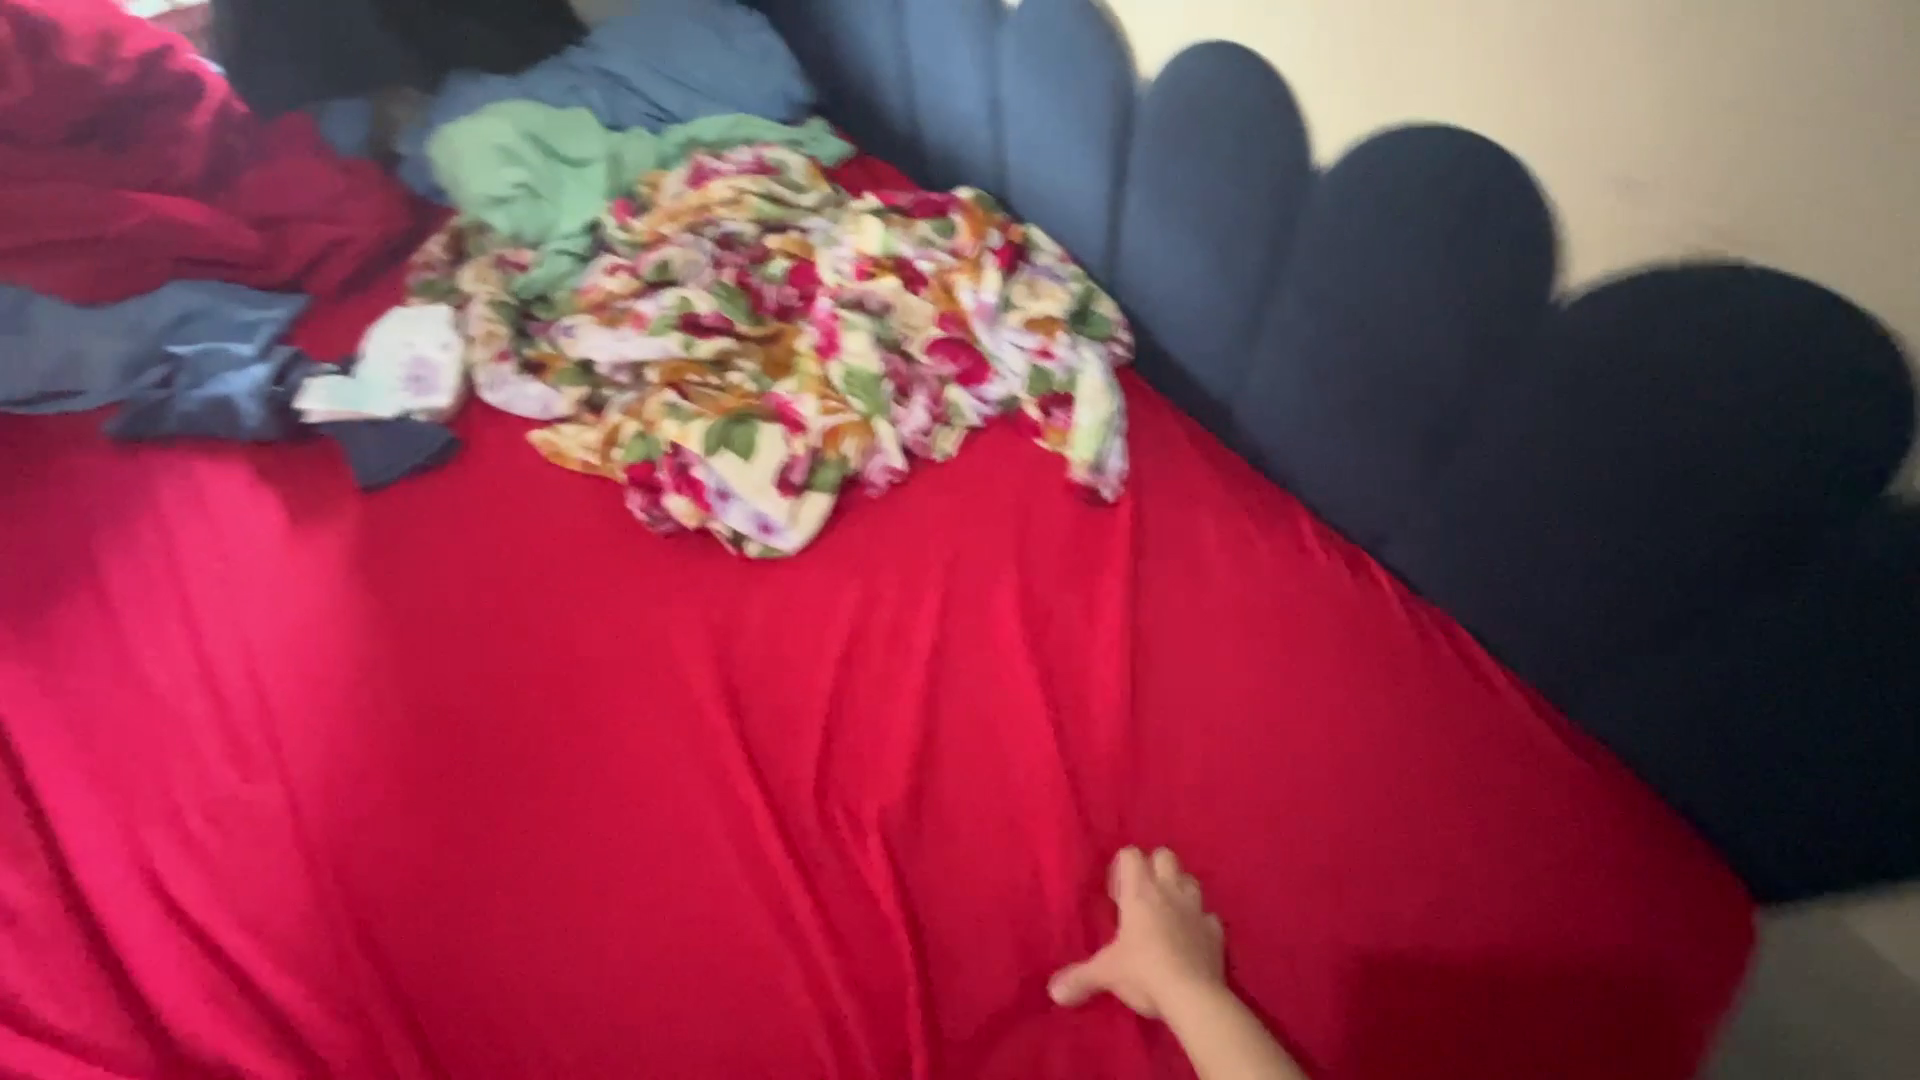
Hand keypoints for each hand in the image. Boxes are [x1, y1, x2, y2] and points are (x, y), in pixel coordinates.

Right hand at [1049, 846, 1225, 1018]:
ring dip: (1180, 891)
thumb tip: (1053, 992)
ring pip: (1191, 880)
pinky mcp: (1216, 932)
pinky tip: (1192, 940)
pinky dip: (1200, 923)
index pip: (1130, 854)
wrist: (1193, 997)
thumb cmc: (1143, 972)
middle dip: (1154, 869)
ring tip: (1168, 914)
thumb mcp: (1106, 973)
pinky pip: (1209, 917)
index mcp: (1140, 892)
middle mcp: (1169, 892)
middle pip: (1165, 855)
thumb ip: (1080, 977)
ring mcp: (1196, 910)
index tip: (1116, 897)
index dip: (1122, 868)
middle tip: (1142, 898)